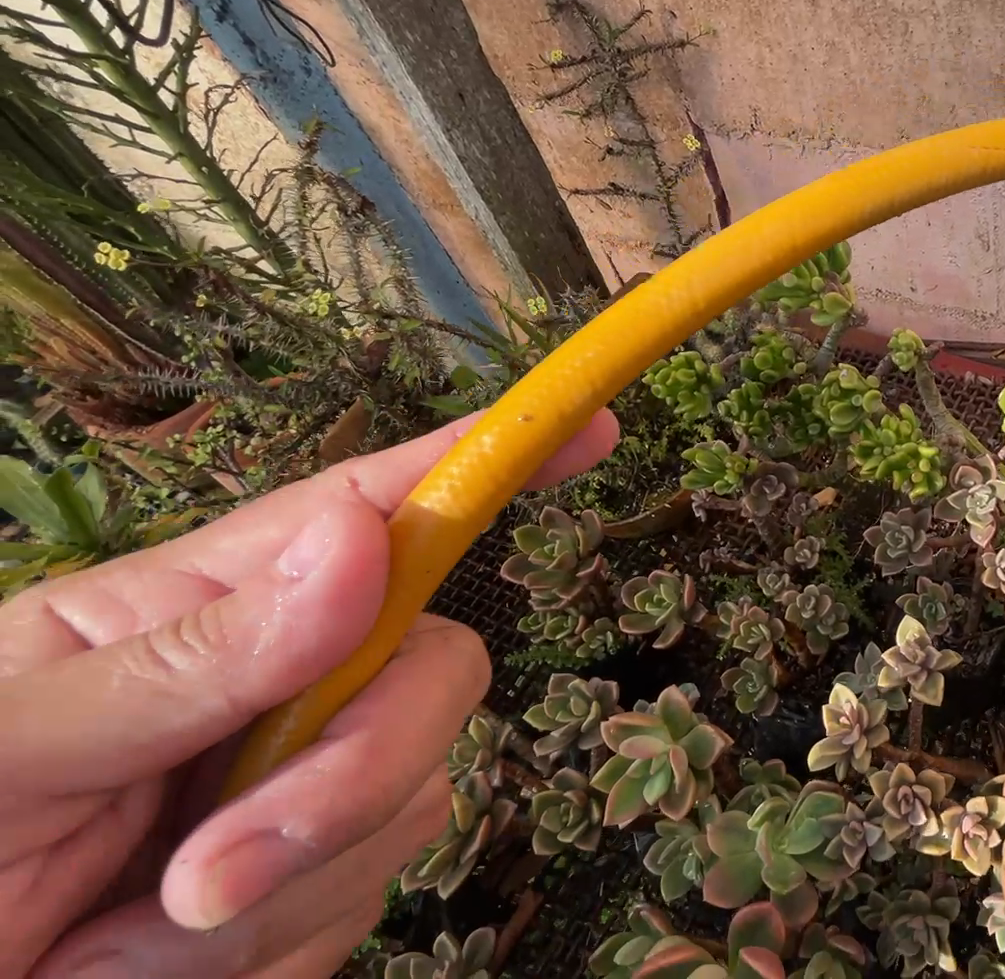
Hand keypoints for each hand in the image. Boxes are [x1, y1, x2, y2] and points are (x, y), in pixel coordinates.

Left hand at [0, 410, 616, 978]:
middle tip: (211, 878)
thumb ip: (188, 660)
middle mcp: (292, 680)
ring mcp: (318, 781)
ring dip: (284, 888)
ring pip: (418, 797)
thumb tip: (361, 544)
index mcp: (209, 611)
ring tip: (116, 947)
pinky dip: (271, 952)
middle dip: (360, 768)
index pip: (379, 509)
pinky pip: (374, 892)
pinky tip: (161, 967)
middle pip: (440, 670)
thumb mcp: (4, 753)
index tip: (593, 430)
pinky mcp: (329, 879)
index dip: (495, 459)